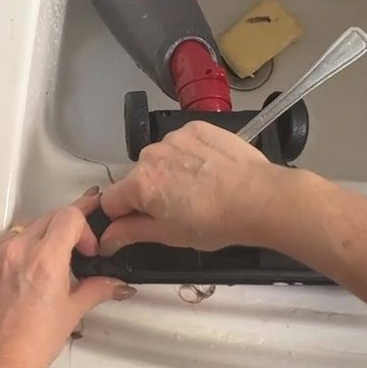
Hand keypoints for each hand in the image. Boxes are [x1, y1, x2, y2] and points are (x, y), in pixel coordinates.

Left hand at [0, 176, 131, 367]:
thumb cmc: (32, 345)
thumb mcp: (71, 314)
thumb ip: (96, 289)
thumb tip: (117, 283)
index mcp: (46, 260)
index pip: (70, 218)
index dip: (83, 228)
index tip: (86, 246)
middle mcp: (18, 250)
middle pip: (47, 220)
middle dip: (62, 233)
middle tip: (69, 255)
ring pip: (20, 227)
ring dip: (33, 235)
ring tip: (39, 260)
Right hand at [98, 121, 287, 252]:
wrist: (261, 198)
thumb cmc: (216, 222)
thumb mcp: (169, 236)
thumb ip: (131, 233)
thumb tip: (106, 239)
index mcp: (138, 184)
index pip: (111, 200)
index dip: (124, 215)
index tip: (144, 222)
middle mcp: (150, 155)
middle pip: (137, 177)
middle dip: (151, 192)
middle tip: (180, 209)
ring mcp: (174, 138)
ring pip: (160, 159)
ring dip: (170, 171)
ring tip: (200, 188)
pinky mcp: (196, 127)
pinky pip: (182, 143)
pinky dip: (190, 155)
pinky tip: (210, 170)